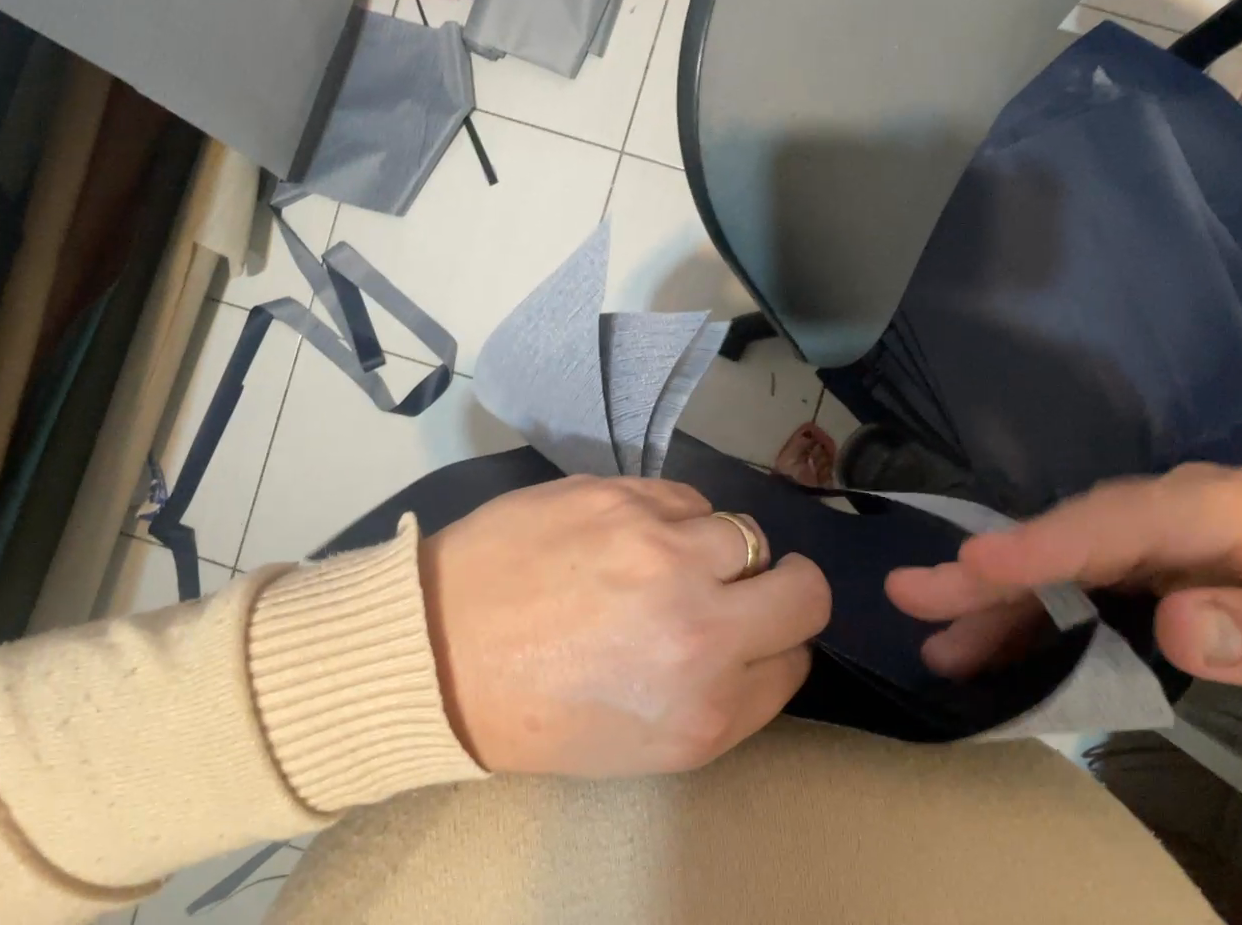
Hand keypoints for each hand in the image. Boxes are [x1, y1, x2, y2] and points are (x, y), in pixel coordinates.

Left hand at [417, 476, 830, 775]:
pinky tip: (626, 537)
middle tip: (734, 592)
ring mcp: (660, 548)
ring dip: (716, 552)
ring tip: (662, 564)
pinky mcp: (621, 495)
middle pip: (804, 589)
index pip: (796, 659)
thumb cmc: (538, 712)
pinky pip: (686, 498)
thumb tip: (764, 643)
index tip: (748, 639)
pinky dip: (671, 518)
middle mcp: (698, 624)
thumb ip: (727, 700)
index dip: (775, 647)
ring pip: (745, 533)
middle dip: (784, 591)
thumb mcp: (647, 746)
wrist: (438, 649)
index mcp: (704, 706)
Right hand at [886, 464, 1241, 726]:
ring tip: (932, 634)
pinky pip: (1079, 595)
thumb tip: (1175, 622)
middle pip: (1077, 535)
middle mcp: (1185, 513)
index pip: (1135, 517)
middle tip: (914, 593)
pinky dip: (1030, 622)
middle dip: (994, 567)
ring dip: (996, 600)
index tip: (983, 562)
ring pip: (1065, 566)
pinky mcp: (1149, 574)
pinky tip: (982, 649)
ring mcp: (1162, 543)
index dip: (1055, 540)